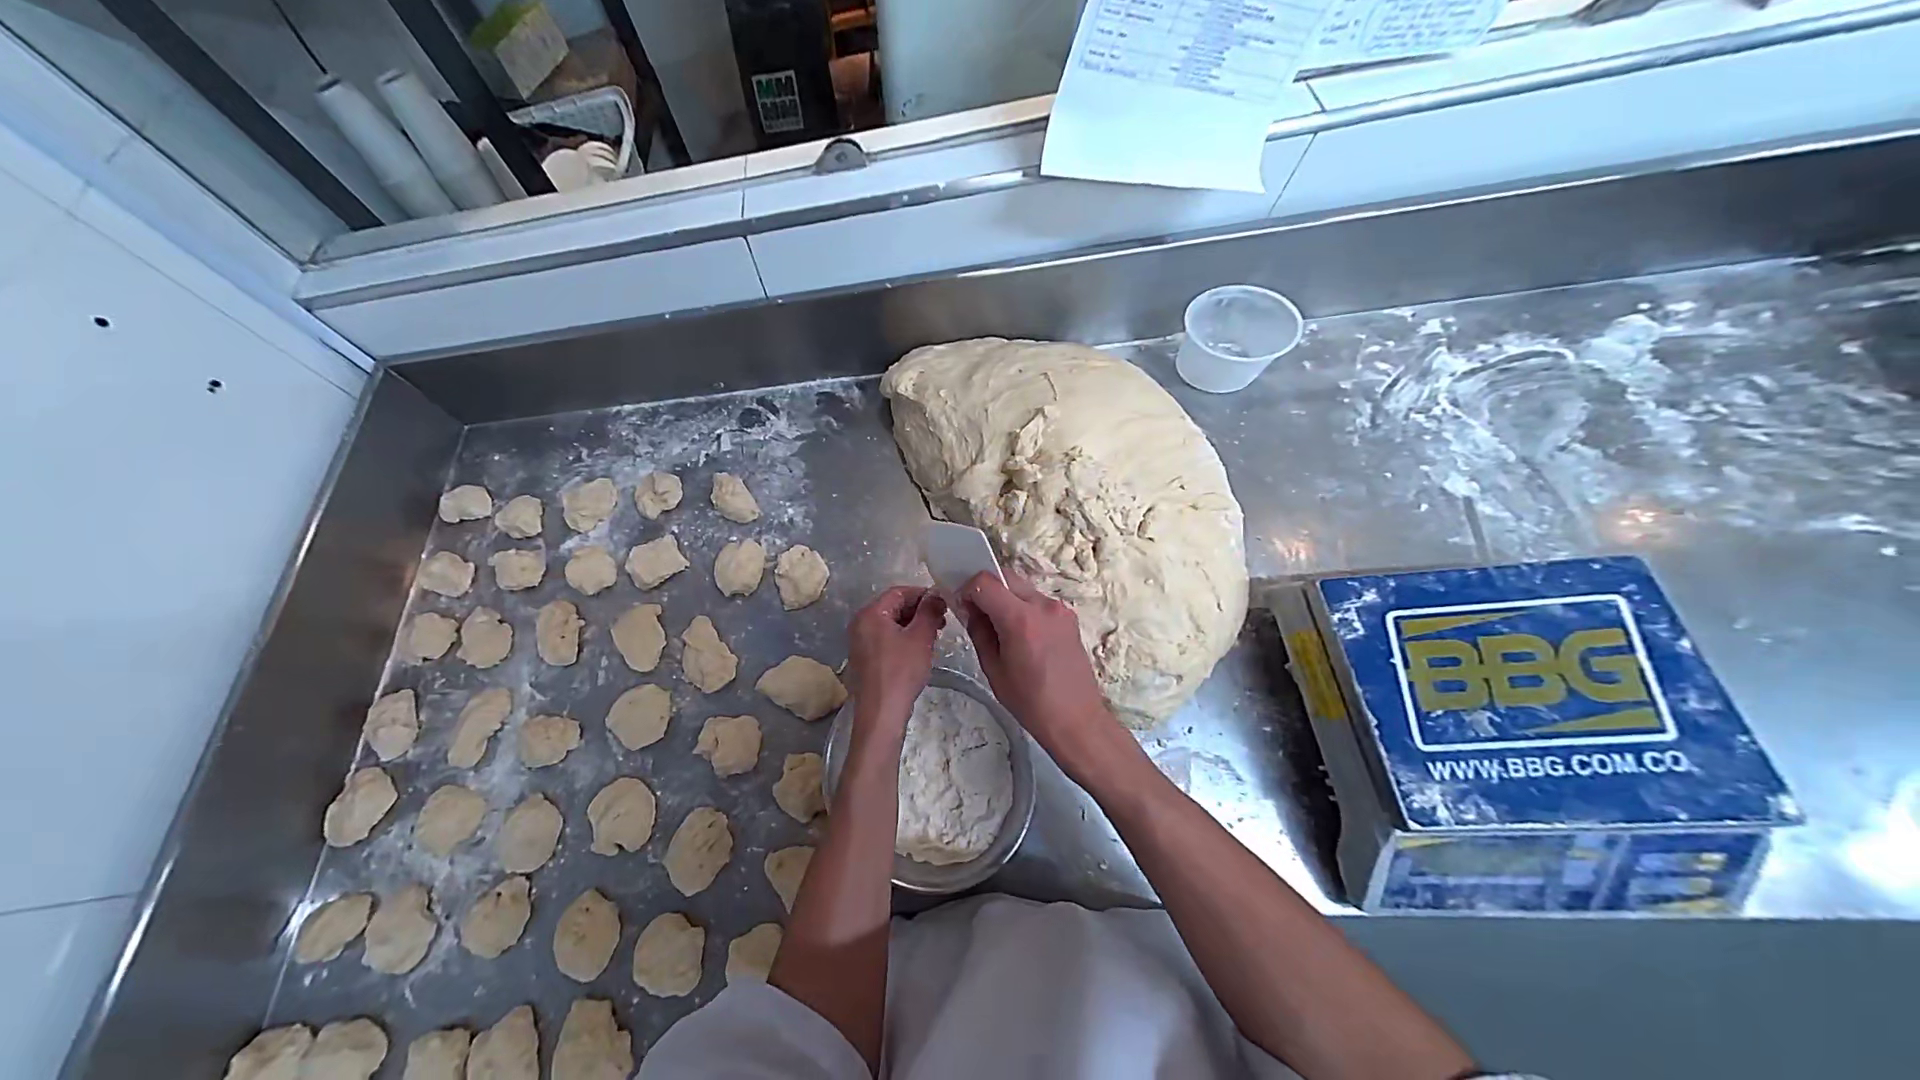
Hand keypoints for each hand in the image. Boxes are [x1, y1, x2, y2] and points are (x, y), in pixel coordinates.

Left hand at [846, 586, 945, 731]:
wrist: (881, 712)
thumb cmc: (901, 671)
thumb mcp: (921, 637)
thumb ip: (929, 611)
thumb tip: (936, 595)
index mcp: (870, 613)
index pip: (899, 592)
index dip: (923, 594)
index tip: (943, 604)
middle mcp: (860, 623)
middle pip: (893, 606)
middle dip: (919, 611)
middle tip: (942, 621)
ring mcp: (860, 641)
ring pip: (890, 623)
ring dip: (913, 625)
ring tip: (934, 636)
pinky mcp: (864, 657)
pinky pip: (885, 638)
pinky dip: (903, 638)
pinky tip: (919, 649)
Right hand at [957, 571, 1130, 783]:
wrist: (1076, 719)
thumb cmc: (1030, 702)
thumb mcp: (993, 668)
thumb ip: (979, 631)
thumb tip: (968, 609)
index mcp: (1020, 619)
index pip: (985, 582)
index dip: (967, 588)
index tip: (961, 604)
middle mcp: (1043, 606)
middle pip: (1005, 577)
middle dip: (986, 589)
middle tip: (975, 613)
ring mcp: (1060, 610)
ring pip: (1022, 588)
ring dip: (1006, 598)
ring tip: (999, 627)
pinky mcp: (1069, 618)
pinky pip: (1038, 602)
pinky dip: (1023, 608)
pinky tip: (1021, 635)